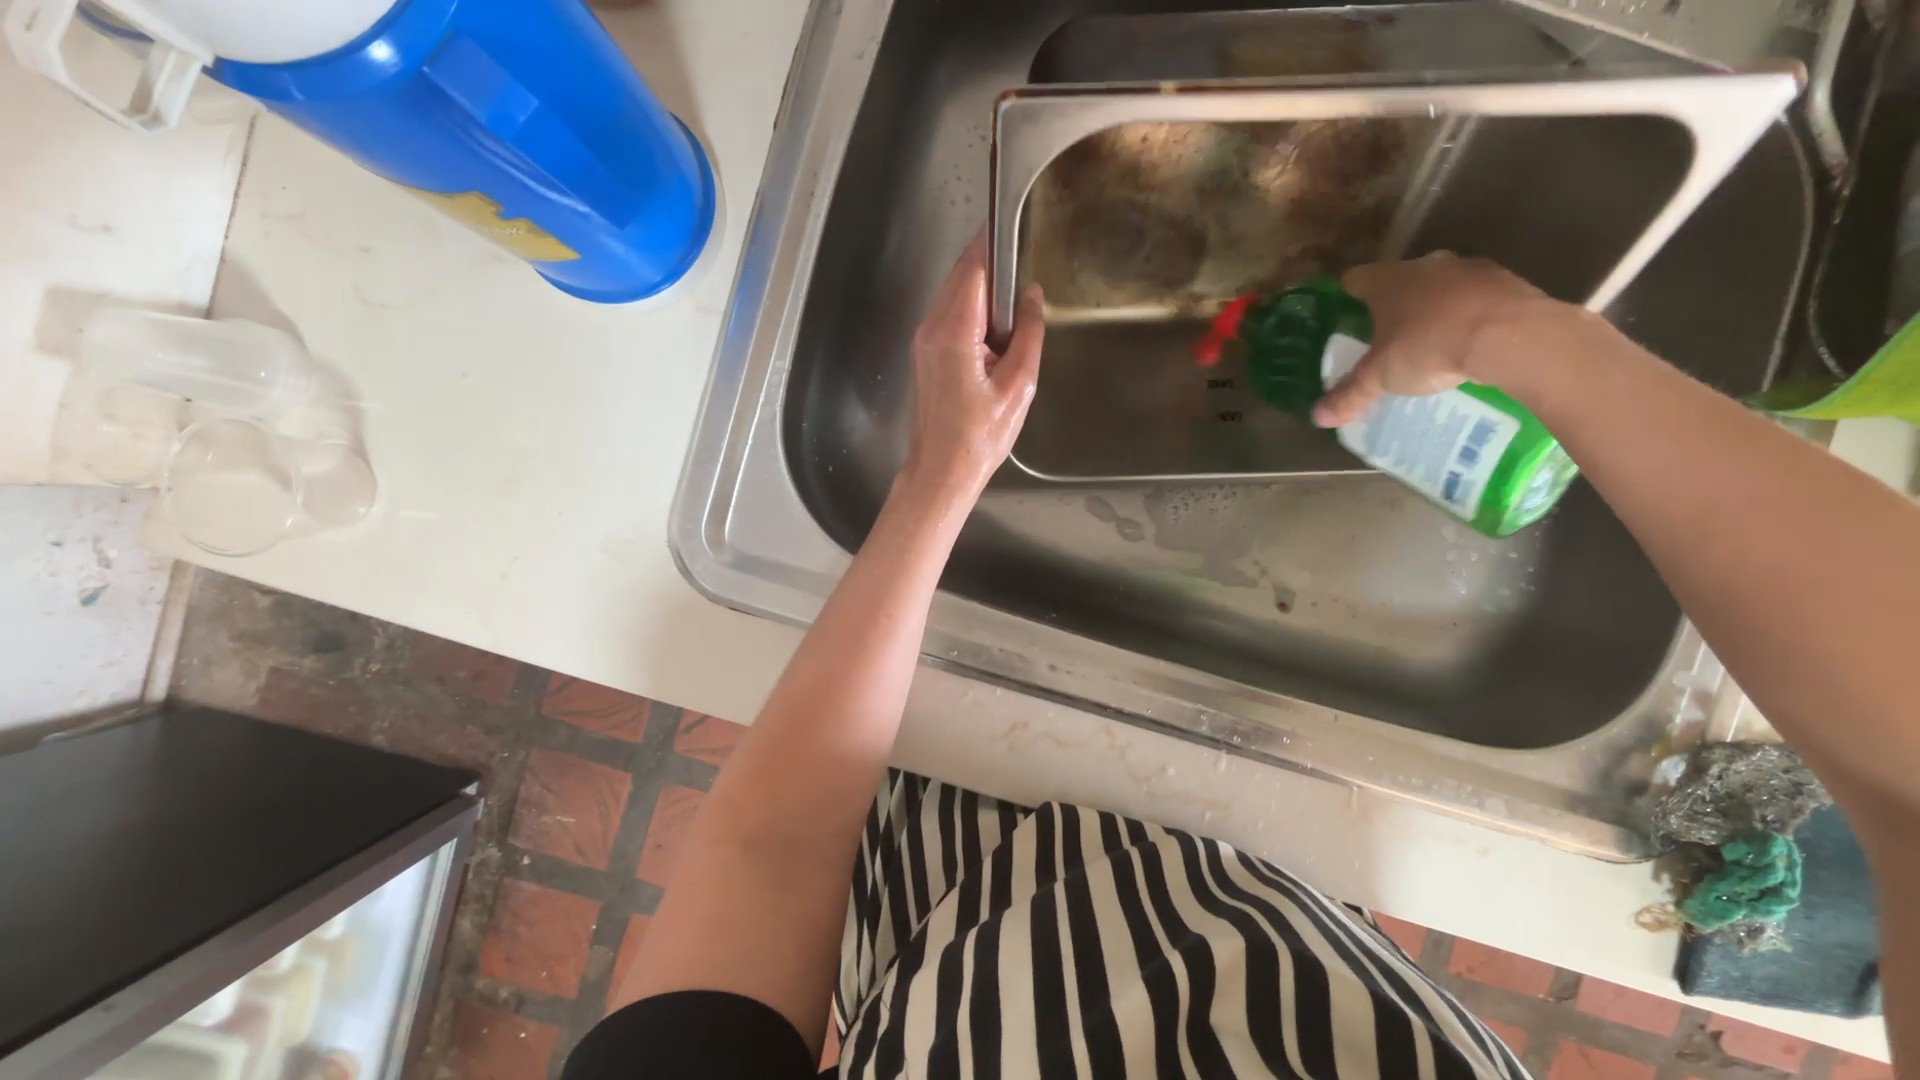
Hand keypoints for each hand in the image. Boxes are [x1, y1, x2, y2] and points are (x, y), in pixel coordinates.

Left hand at [901, 233, 1044, 499]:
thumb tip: (1031, 296)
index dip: (991, 244)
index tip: (1009, 224)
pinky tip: (996, 335)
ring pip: (955, 295)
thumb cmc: (980, 436)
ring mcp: (924, 341)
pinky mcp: (926, 354)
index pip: (972, 270)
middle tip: (1022, 268)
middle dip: (990, 268)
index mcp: (953, 333)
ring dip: (983, 294)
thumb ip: (1028, 333)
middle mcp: (931, 329)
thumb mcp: (1019, 384)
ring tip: (1013, 313)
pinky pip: (951, 316)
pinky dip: (974, 313)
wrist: (943, 470)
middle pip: (960, 277)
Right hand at [1311, 253, 1557, 427]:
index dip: (1347, 296)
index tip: (1345, 313)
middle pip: (1400, 279)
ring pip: (1442, 285)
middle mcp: (1425, 266)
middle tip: (1388, 332)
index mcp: (1388, 281)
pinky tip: (1471, 341)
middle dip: (1394, 303)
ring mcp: (1469, 269)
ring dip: (1436, 306)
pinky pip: (1478, 297)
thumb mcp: (1382, 376)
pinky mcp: (1507, 281)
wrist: (1511, 335)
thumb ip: (1350, 394)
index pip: (1355, 279)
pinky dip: (1471, 314)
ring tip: (1433, 339)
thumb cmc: (1429, 346)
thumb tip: (1318, 417)